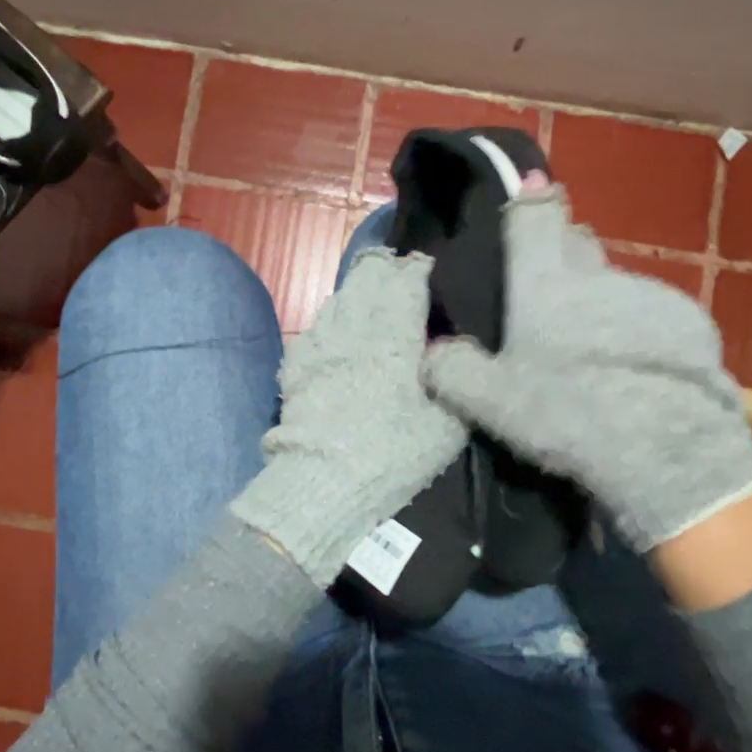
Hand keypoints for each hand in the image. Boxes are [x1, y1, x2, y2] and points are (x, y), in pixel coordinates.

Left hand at [230, 250, 467, 585]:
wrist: (324, 483)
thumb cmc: (393, 454)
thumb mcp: (447, 424)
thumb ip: (455, 380)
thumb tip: (456, 350)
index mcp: (394, 336)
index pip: (406, 282)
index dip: (417, 270)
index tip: (427, 268)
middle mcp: (355, 327)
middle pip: (368, 280)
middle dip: (386, 271)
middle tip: (400, 273)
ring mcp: (320, 343)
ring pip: (340, 298)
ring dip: (358, 292)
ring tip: (371, 297)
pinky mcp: (296, 364)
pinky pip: (316, 327)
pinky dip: (333, 321)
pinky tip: (338, 331)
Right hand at [420, 187, 751, 550]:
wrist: (664, 448)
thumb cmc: (566, 413)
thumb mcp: (490, 402)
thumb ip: (453, 371)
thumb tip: (435, 354)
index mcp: (544, 283)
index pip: (535, 217)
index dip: (529, 198)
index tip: (530, 187)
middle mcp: (597, 275)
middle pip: (578, 244)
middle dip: (564, 254)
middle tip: (550, 292)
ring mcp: (649, 295)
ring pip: (615, 284)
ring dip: (602, 302)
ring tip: (597, 352)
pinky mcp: (692, 323)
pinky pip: (656, 315)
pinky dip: (642, 330)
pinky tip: (638, 371)